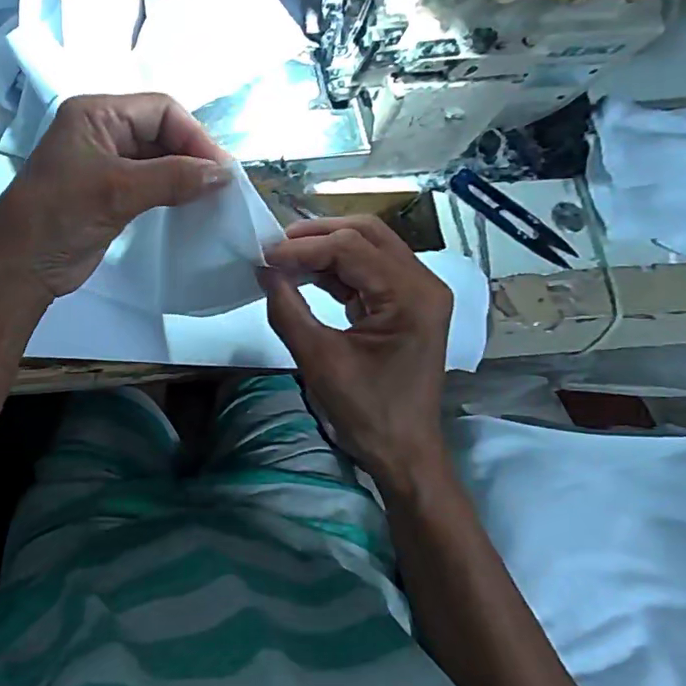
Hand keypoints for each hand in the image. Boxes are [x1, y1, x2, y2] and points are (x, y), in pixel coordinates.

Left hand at [0, 93, 230, 300]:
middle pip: (159, 132)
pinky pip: (147, 183)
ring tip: (211, 197)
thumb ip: (172, 177)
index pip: (159, 110)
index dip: (193, 135)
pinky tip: (188, 205)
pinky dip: (169, 191)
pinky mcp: (106, 193)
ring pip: (156, 159)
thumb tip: (223, 174)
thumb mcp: (117, 191)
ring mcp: (102, 163)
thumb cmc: (60, 216)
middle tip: (220, 186)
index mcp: (94, 114)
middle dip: (190, 154)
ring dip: (182, 175)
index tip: (219, 170)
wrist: (20, 265)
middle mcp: (99, 131)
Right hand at [258, 215, 453, 490]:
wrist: (402, 451)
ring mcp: (417, 293)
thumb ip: (287, 309)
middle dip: (316, 236)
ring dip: (324, 249)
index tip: (263, 257)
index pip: (350, 248)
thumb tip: (263, 269)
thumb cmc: (366, 411)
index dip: (302, 248)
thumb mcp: (318, 359)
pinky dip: (333, 269)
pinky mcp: (405, 305)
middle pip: (366, 234)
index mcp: (412, 295)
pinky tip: (302, 275)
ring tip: (283, 260)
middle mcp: (423, 284)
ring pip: (367, 247)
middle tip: (274, 248)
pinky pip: (367, 270)